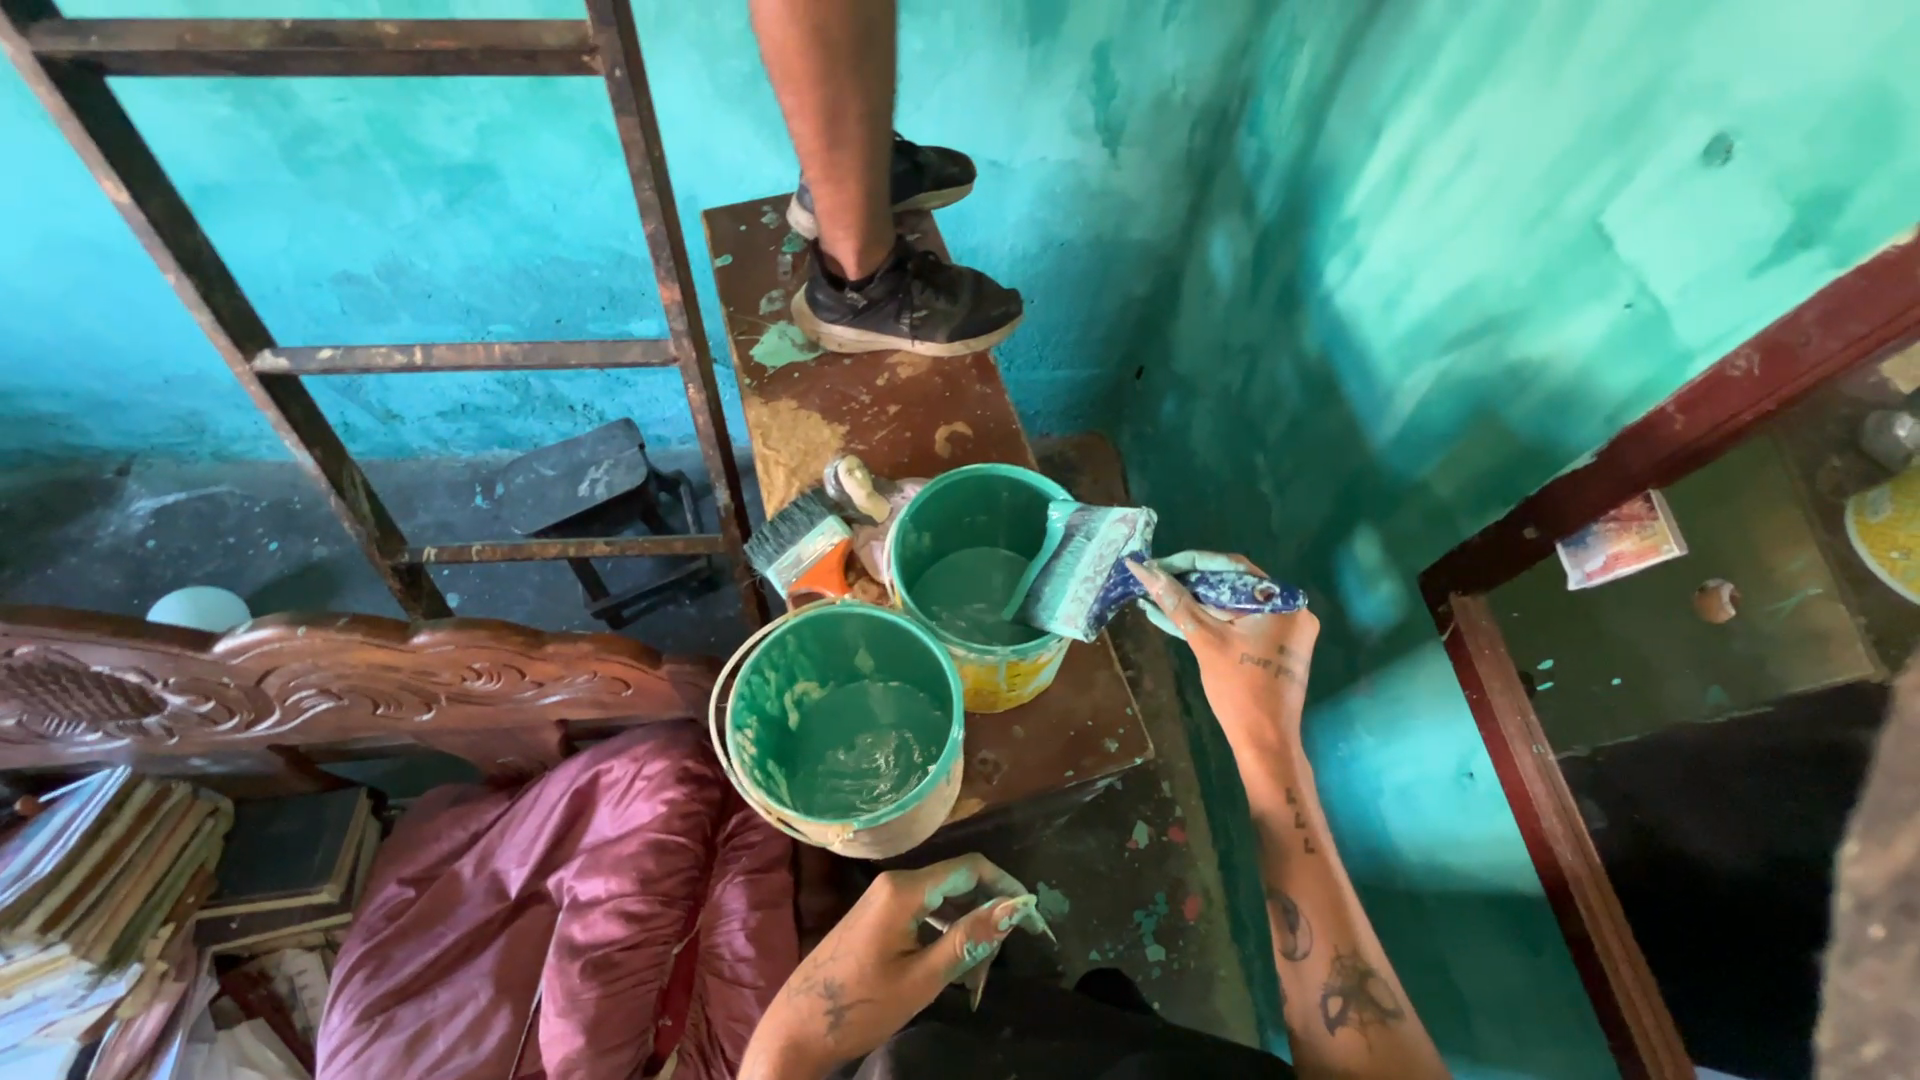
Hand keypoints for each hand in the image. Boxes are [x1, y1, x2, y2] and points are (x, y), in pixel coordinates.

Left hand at [740, 853, 1048, 1078]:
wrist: (796, 1029)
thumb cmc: (859, 1006)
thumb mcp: (922, 978)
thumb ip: (969, 939)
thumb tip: (1016, 907)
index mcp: (904, 888)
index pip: (971, 867)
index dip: (1006, 887)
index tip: (1032, 918)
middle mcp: (895, 882)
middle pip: (958, 883)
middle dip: (986, 917)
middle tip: (999, 962)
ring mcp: (884, 898)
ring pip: (943, 901)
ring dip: (967, 932)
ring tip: (977, 976)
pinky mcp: (879, 916)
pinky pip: (924, 913)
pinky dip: (945, 936)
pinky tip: (952, 969)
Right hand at [1128, 553, 1318, 743]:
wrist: (1265, 741)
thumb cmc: (1238, 690)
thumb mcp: (1204, 640)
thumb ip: (1176, 602)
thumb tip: (1143, 570)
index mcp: (1281, 601)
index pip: (1230, 567)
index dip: (1191, 563)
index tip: (1158, 565)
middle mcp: (1290, 608)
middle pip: (1232, 584)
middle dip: (1191, 584)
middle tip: (1155, 582)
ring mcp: (1284, 628)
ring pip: (1233, 604)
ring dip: (1197, 603)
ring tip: (1158, 598)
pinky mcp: (1275, 645)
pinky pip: (1240, 622)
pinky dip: (1213, 621)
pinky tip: (1178, 618)